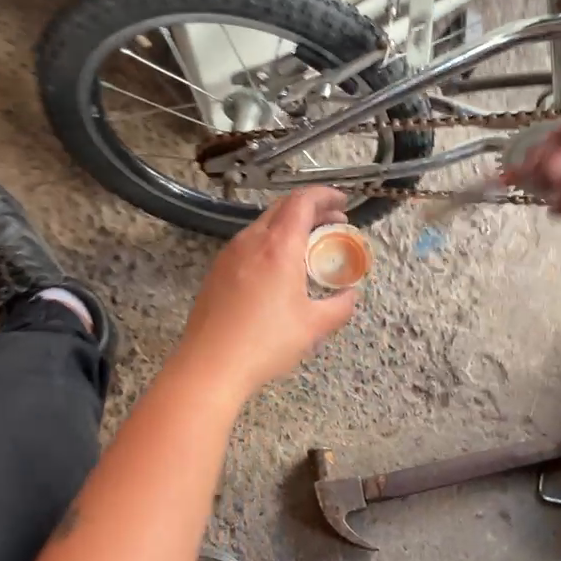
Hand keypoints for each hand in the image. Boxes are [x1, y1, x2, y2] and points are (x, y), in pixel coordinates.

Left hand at [175, 188, 358, 399]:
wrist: (210, 366)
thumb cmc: (265, 344)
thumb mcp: (314, 326)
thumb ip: (340, 306)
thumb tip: (350, 295)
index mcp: (279, 246)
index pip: (303, 201)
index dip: (325, 195)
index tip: (342, 202)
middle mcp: (251, 241)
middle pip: (283, 207)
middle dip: (311, 208)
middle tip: (332, 222)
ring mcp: (230, 254)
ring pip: (264, 224)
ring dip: (290, 225)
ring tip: (309, 245)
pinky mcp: (217, 271)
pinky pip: (249, 243)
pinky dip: (271, 242)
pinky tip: (280, 267)